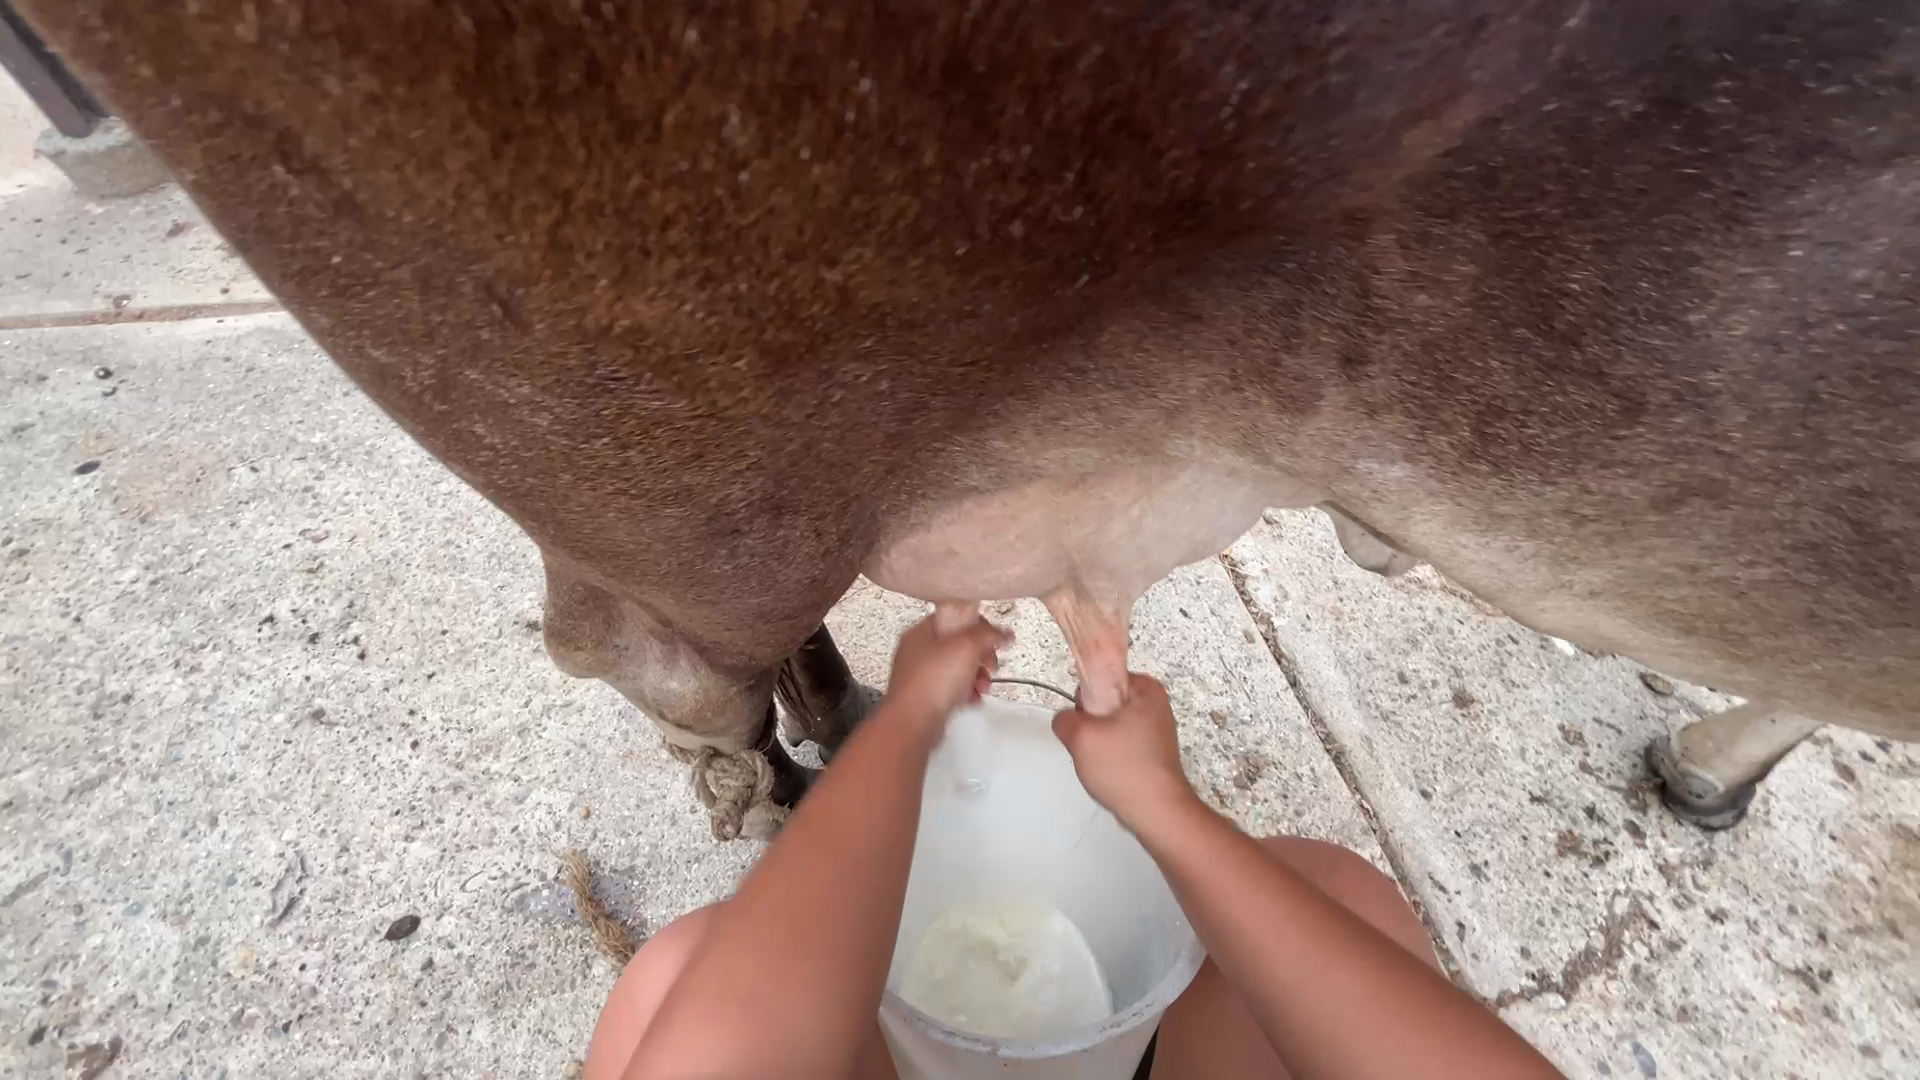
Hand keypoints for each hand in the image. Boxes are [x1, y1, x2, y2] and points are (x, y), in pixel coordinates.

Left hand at [884, 612, 1011, 727]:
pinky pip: (952, 689)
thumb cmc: (933, 681)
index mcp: (920, 632)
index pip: (953, 617)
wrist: (913, 724)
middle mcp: (917, 651)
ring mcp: (920, 676)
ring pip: (957, 668)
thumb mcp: (966, 647)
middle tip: (990, 665)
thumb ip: (988, 635)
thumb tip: (1004, 633)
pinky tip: (973, 699)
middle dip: (981, 656)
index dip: (977, 626)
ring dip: (977, 676)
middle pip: (958, 644)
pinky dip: (966, 693)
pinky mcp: (925, 698)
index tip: (992, 639)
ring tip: (983, 687)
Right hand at [1052, 674, 1199, 833]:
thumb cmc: (1123, 768)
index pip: (1099, 677)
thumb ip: (1063, 719)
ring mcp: (1158, 727)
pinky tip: (1112, 771)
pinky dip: (1114, 754)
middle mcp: (1156, 702)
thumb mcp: (1080, 737)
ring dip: (1101, 741)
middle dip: (1092, 723)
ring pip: (1112, 723)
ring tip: (1102, 761)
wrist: (1158, 813)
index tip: (1085, 724)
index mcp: (1145, 687)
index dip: (1084, 700)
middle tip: (1092, 745)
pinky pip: (1123, 741)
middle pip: (1105, 701)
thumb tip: (1066, 721)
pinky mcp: (1157, 749)